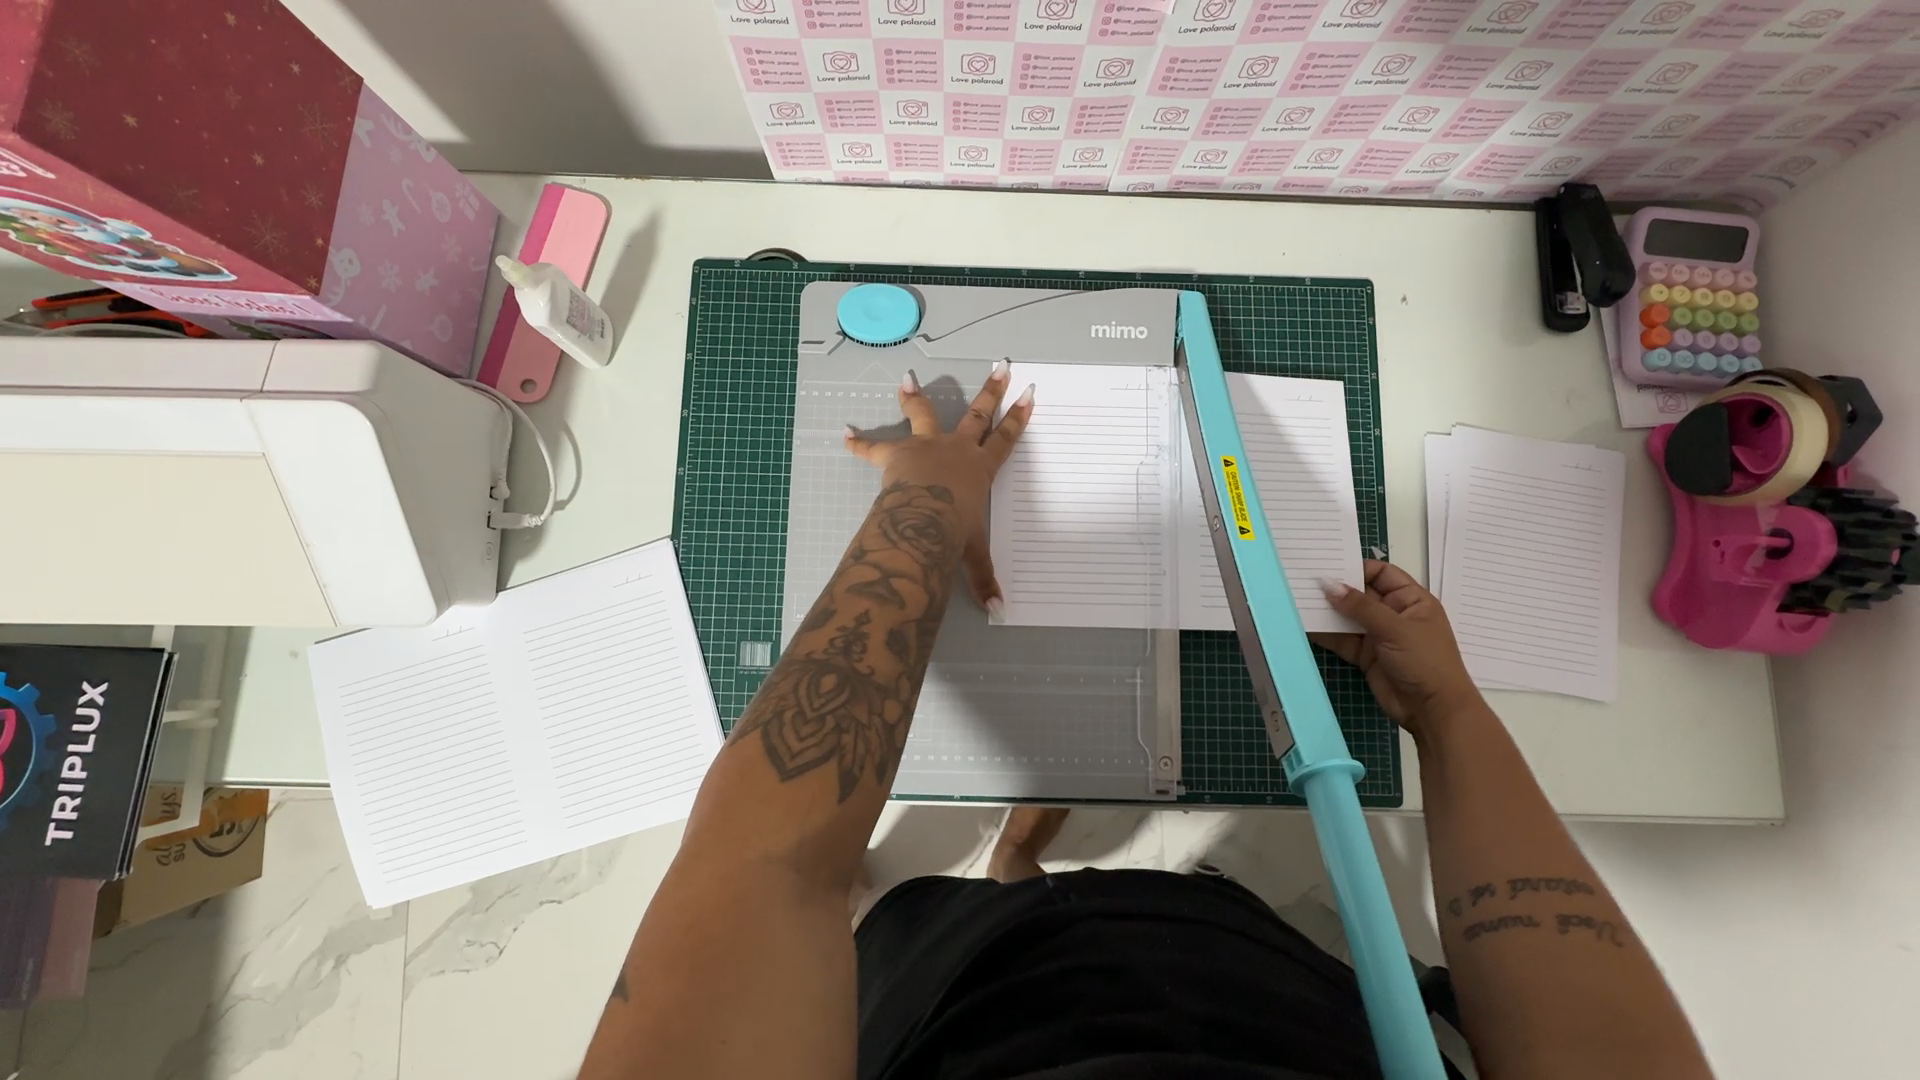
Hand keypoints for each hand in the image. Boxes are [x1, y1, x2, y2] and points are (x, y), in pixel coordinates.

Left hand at [844, 362, 1033, 613]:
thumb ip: (983, 579)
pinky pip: (874, 447)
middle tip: (1002, 366)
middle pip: (979, 415)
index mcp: (980, 469)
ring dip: (917, 398)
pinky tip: (845, 433)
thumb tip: (999, 610)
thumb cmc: (953, 532)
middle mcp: (957, 450)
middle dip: (992, 391)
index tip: (1030, 394)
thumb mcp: (972, 555)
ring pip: (925, 415)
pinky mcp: (897, 454)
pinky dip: (859, 442)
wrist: (922, 518)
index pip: (1006, 440)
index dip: (1020, 418)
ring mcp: (926, 447)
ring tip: (907, 379)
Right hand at [1309, 560, 1483, 740]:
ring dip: (1326, 611)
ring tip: (1298, 600)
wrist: (1432, 711)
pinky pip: (1341, 638)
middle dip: (1335, 588)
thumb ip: (1360, 606)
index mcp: (1411, 600)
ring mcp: (1378, 635)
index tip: (1327, 566)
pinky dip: (1324, 633)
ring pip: (1347, 616)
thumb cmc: (1425, 662)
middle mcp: (1393, 613)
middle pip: (1360, 594)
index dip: (1357, 568)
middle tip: (1304, 580)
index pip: (1382, 573)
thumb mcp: (1395, 629)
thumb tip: (1328, 584)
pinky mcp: (1365, 655)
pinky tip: (1303, 625)